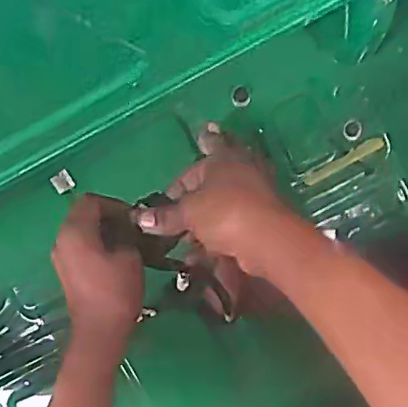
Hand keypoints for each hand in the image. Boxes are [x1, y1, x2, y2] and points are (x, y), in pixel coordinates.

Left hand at [53, 194, 144, 356]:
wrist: (100, 331)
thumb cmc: (116, 291)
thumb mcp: (130, 256)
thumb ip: (127, 234)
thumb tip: (126, 228)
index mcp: (74, 231)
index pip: (91, 201)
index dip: (115, 205)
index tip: (134, 217)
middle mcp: (61, 240)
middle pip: (83, 215)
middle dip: (109, 218)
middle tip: (133, 229)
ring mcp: (61, 258)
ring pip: (82, 233)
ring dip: (104, 233)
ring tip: (129, 244)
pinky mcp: (67, 273)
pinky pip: (81, 250)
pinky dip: (98, 247)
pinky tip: (117, 259)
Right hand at [135, 123, 314, 279]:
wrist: (267, 239)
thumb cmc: (224, 213)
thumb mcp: (189, 213)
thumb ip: (166, 216)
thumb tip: (140, 219)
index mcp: (223, 158)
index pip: (204, 151)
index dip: (184, 173)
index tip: (169, 193)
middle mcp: (241, 172)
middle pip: (214, 181)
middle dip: (194, 199)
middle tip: (179, 212)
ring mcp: (254, 198)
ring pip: (222, 208)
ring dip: (203, 224)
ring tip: (186, 241)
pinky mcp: (260, 223)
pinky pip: (231, 228)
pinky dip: (215, 239)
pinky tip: (200, 255)